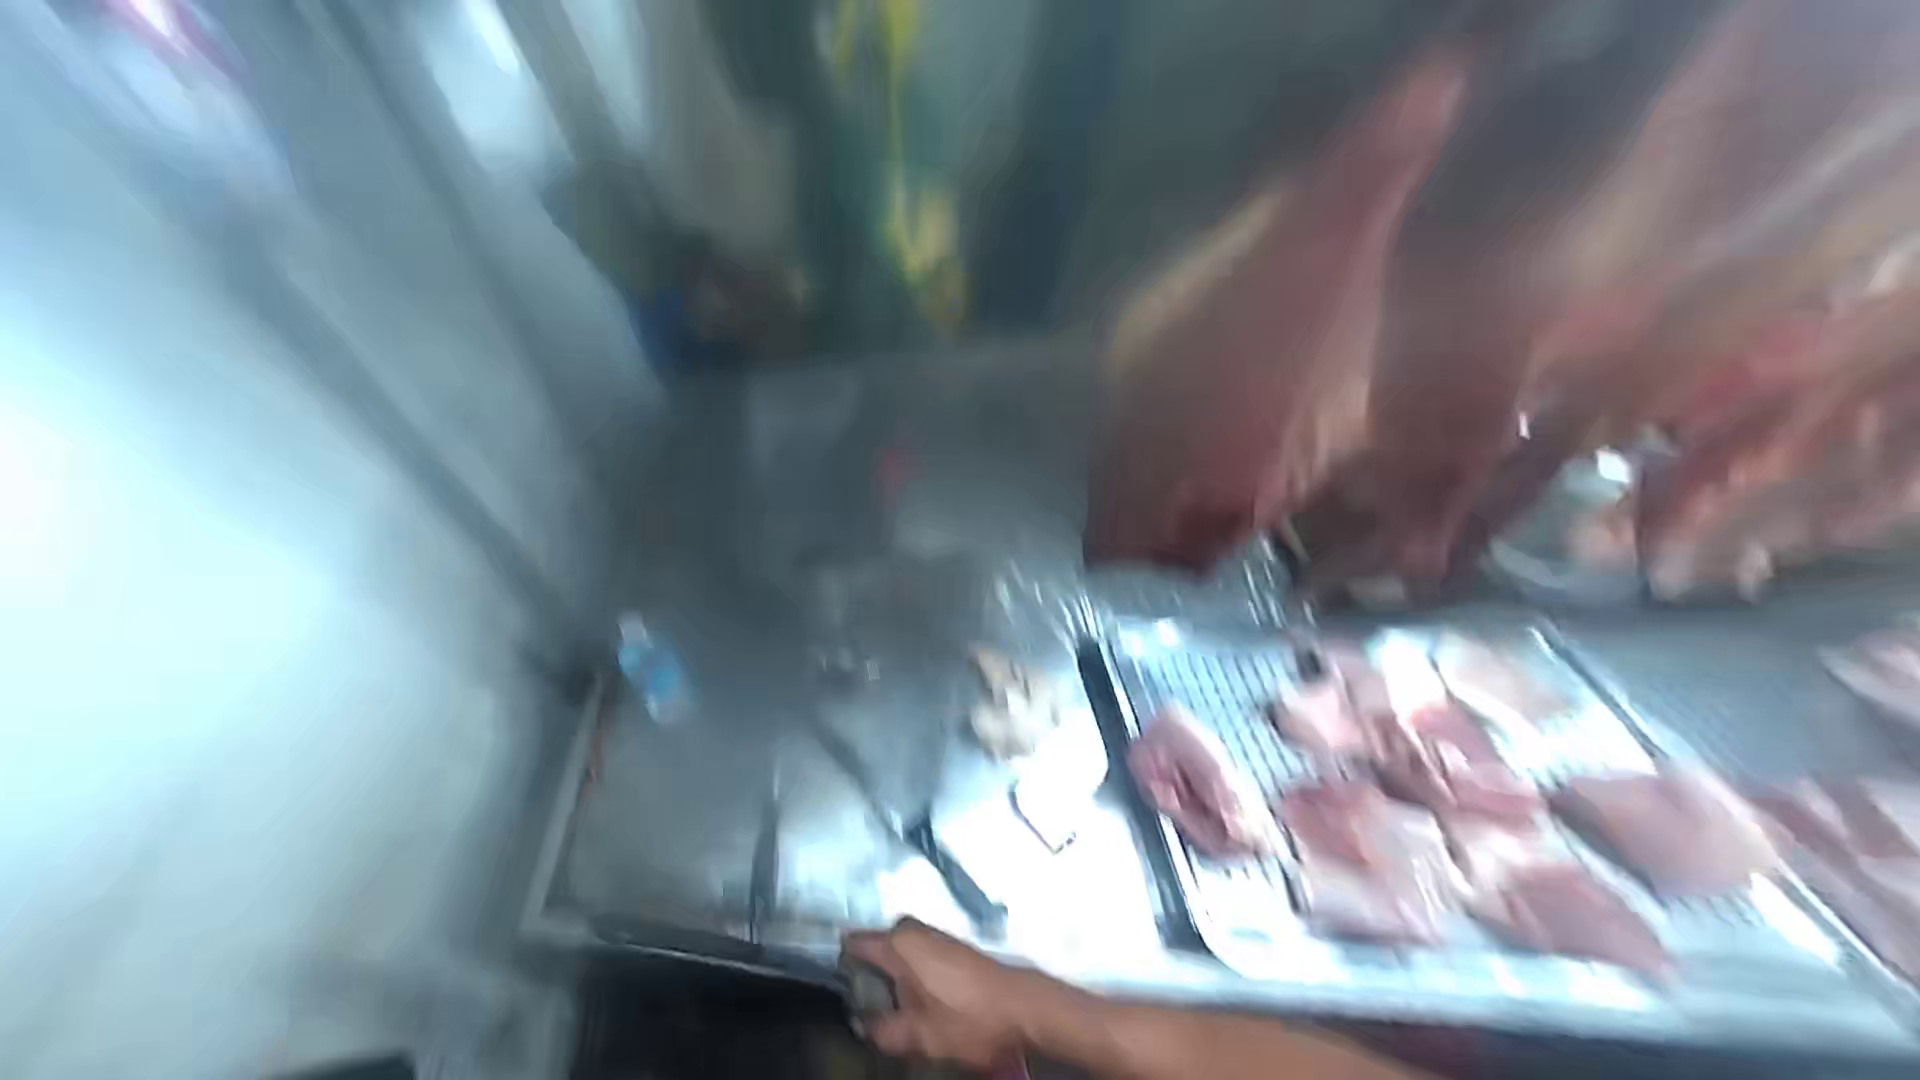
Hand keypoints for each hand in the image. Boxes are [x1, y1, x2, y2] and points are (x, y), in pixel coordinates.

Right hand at [841, 918, 1061, 1069]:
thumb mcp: (920, 1035)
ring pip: (896, 949)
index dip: (840, 959)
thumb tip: (860, 1024)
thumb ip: (884, 1029)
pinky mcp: (948, 944)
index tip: (829, 978)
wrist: (1018, 1005)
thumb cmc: (966, 1017)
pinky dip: (905, 970)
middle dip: (864, 969)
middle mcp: (913, 929)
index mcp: (900, 943)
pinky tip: (909, 997)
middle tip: (856, 1000)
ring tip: (881, 1004)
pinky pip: (913, 951)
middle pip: (876, 945)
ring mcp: (933, 934)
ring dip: (886, 971)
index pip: (856, 942)